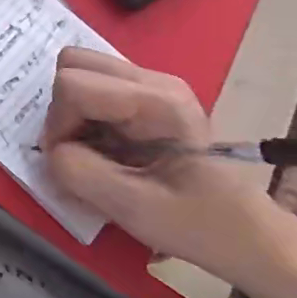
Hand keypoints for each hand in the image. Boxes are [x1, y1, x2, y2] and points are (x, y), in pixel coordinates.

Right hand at [41, 49, 284, 282]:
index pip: (73, 84)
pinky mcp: (148, 95)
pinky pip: (97, 87)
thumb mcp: (133, 209)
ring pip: (82, 71)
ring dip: (73, 112)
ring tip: (93, 152)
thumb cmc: (197, 224)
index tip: (70, 163)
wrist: (246, 234)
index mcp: (157, 101)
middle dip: (62, 110)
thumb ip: (80, 174)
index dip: (58, 124)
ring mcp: (153, 83)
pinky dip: (86, 115)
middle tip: (77, 151)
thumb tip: (50, 152)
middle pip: (74, 63)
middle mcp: (154, 79)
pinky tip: (105, 148)